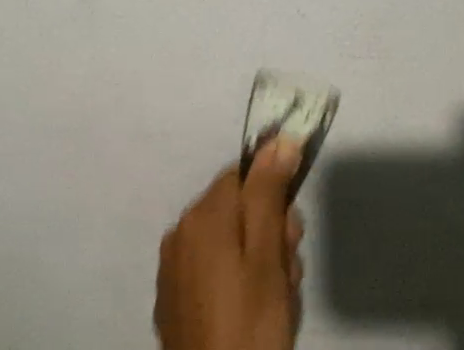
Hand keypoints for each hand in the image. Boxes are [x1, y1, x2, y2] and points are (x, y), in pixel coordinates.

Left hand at [155, 141, 306, 349]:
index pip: (244, 175)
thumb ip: (270, 196)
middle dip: (268, 236)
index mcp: (202, 215)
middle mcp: (180, 230)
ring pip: (227, 242)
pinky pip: (210, 269)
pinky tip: (249, 312)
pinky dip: (233, 281)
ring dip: (255, 261)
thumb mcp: (268, 259)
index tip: (290, 236)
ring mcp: (173, 265)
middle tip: (285, 277)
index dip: (275, 200)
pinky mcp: (173, 295)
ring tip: (272, 302)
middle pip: (236, 209)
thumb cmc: (250, 324)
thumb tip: (279, 139)